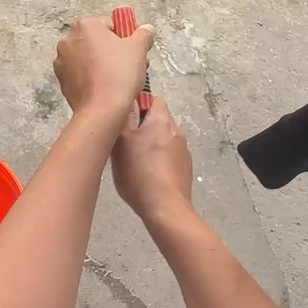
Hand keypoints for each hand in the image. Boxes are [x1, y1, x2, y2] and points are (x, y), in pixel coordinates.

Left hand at [54, 15, 153, 117]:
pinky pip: (80, 73)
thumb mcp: (139, 49)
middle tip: (129, 64)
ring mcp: (61, 60)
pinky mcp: (61, 80)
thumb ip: (143, 34)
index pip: (109, 24)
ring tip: (118, 78)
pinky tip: (104, 87)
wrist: (102, 109)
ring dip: (101, 63)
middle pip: (96, 40)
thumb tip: (147, 29)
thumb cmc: (120, 73)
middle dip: (112, 50)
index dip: (124, 37)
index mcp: (85, 25)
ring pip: (87, 57)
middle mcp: (68, 39)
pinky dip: (90, 76)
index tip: (133, 51)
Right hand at [112, 100, 194, 228]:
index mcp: (163, 121)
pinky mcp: (185, 169)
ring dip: (151, 145)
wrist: (165, 208)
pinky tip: (148, 176)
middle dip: (143, 127)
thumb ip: (125, 117)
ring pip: (164, 139)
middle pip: (158, 120)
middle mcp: (177, 131)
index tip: (126, 120)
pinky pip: (170, 156)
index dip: (139, 105)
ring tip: (136, 162)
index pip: (154, 99)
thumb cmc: (139, 172)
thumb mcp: (121, 142)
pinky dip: (160, 160)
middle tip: (126, 143)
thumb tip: (128, 100)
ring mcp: (184, 151)